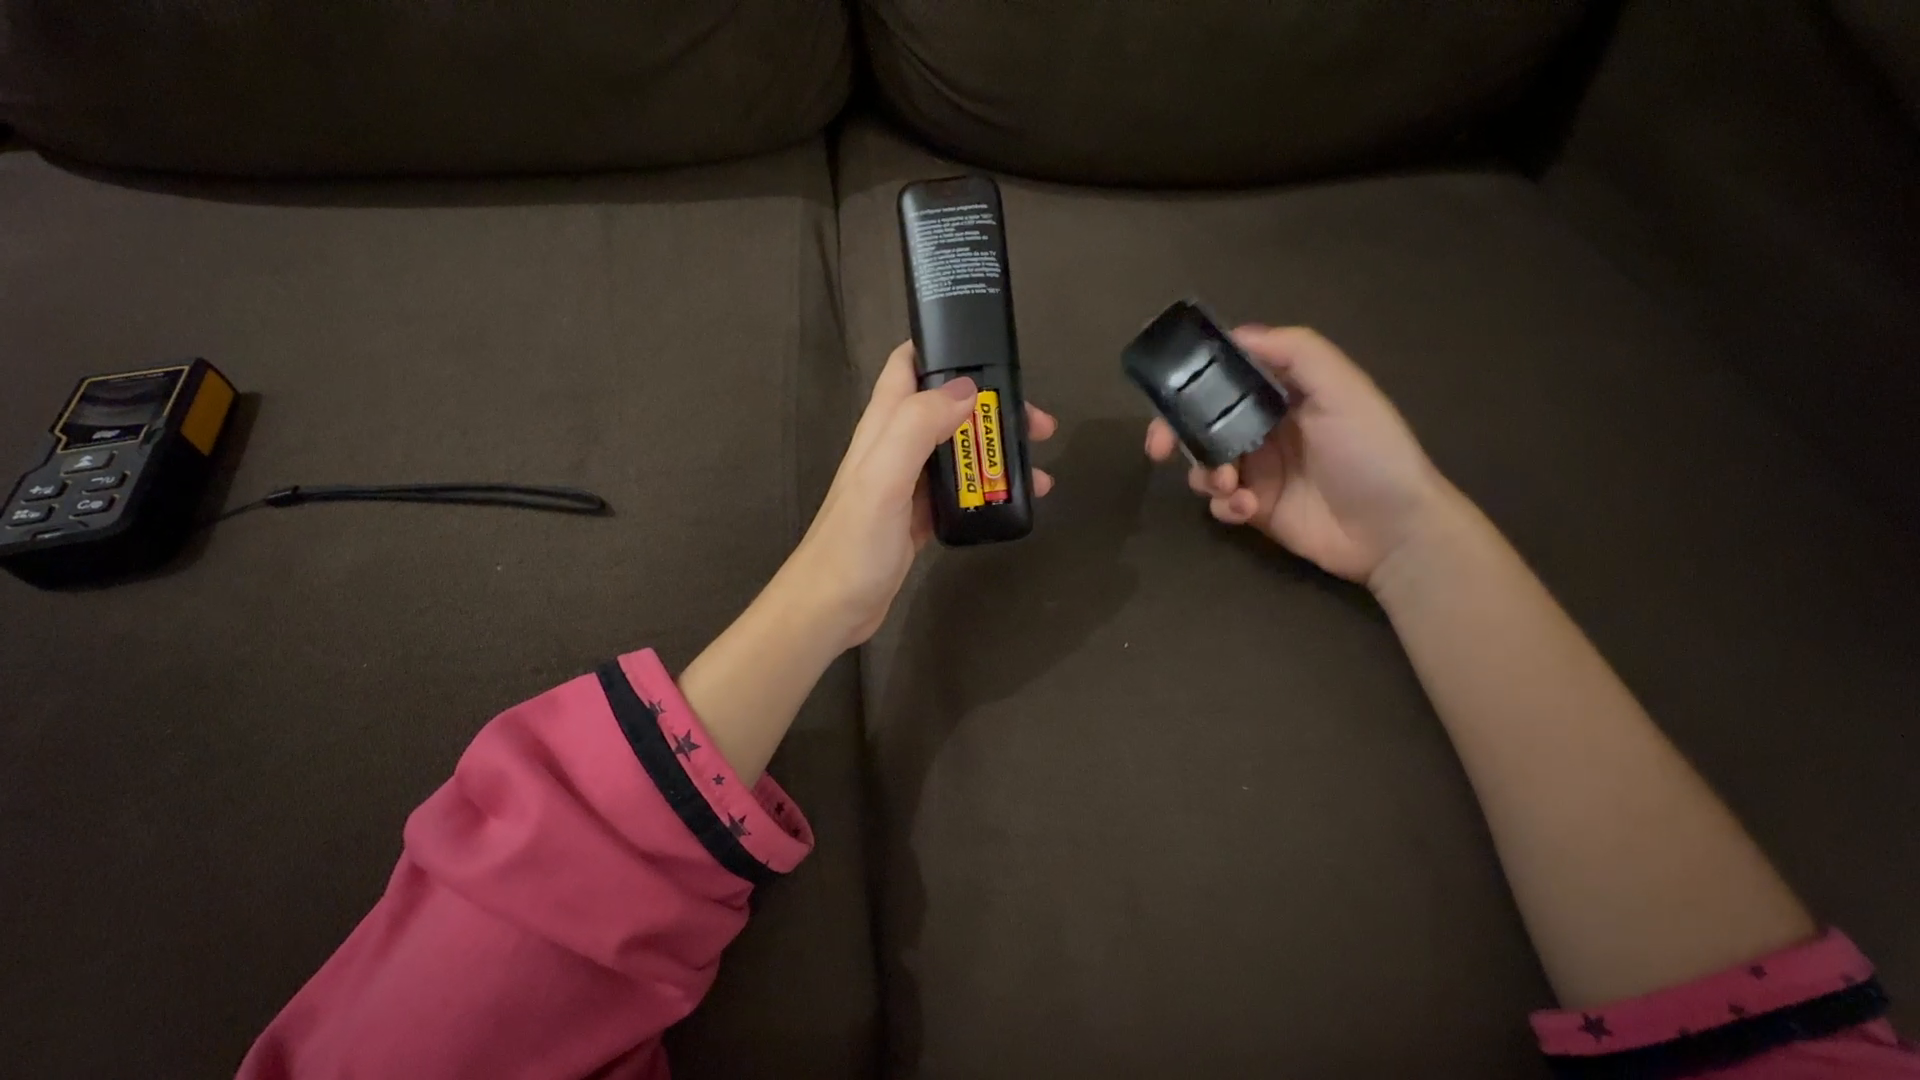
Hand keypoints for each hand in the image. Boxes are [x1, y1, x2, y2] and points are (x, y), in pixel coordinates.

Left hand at [778, 340, 1055, 648]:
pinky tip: (1017, 499)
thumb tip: (968, 389)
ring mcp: (907, 483)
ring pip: (958, 448)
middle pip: (947, 407)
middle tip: (1038, 424)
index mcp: (882, 426)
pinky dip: (989, 486)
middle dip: (992, 406)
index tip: (991, 348)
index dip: (943, 347)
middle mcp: (895, 446)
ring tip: (1040, 470)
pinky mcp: (918, 516)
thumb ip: (917, 426)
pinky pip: (960, 489)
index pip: (908, 364)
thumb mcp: (884, 478)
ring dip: (997, 449)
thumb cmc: (854, 544)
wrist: (832, 609)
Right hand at [1145, 326, 1452, 584]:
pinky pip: (1220, 502)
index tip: (1166, 394)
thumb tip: (1237, 334)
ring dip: (1205, 472)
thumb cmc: (1371, 451)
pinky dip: (1224, 504)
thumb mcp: (1342, 388)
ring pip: (1205, 463)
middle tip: (1158, 449)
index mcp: (1285, 393)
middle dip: (1175, 433)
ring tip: (1228, 485)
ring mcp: (1260, 470)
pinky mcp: (1256, 508)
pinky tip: (1247, 509)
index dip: (1192, 382)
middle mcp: (1266, 427)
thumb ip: (1295, 352)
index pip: (1227, 376)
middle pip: (1203, 422)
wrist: (1393, 529)